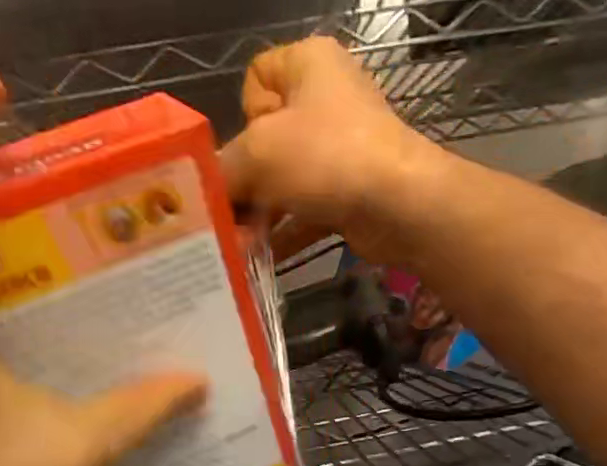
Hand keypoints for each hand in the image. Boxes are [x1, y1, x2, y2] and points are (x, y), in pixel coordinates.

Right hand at [220, 36, 447, 262]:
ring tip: (238, 244)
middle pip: (268, 139)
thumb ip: (222, 170)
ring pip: (288, 180)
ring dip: (262, 213)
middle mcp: (327, 102)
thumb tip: (206, 196)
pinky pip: (307, 211)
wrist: (400, 206)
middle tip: (227, 214)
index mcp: (308, 65)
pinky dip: (286, 233)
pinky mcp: (351, 195)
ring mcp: (342, 152)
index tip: (250, 146)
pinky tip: (262, 258)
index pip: (256, 79)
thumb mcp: (257, 154)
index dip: (245, 115)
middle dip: (246, 179)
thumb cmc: (326, 158)